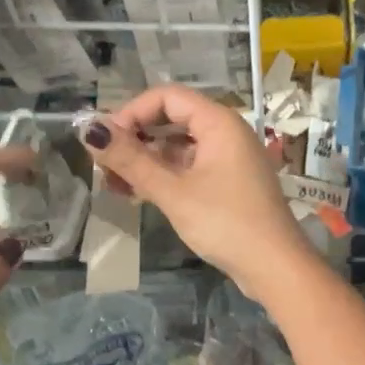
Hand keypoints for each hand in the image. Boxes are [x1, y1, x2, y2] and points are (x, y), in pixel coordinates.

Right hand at [82, 85, 315, 295]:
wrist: (276, 267)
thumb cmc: (226, 224)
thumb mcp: (174, 192)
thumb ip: (131, 161)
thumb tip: (88, 131)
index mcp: (220, 123)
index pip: (167, 97)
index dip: (131, 112)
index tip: (104, 141)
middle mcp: (227, 133)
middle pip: (172, 120)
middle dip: (135, 138)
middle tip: (102, 165)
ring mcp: (230, 160)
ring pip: (179, 148)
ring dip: (146, 161)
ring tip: (112, 184)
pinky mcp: (229, 185)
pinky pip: (190, 168)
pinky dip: (164, 177)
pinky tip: (137, 194)